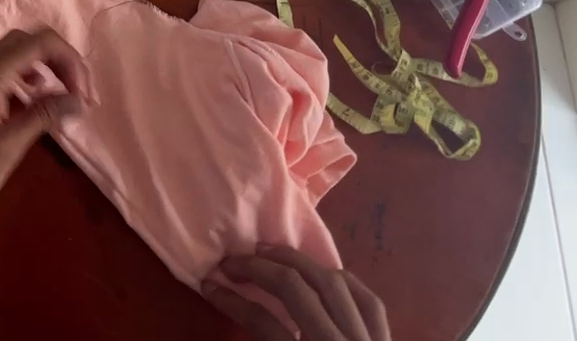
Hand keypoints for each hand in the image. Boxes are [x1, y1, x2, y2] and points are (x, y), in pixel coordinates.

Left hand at [0, 27, 96, 235]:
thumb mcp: (10, 147)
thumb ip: (44, 115)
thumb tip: (78, 100)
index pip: (39, 42)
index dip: (69, 59)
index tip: (84, 94)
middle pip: (27, 41)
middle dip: (58, 58)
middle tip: (78, 92)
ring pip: (16, 53)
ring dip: (45, 66)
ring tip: (65, 97)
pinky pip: (5, 71)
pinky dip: (28, 78)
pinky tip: (38, 102)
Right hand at [203, 246, 390, 340]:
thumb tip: (225, 311)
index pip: (264, 324)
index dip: (232, 301)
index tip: (208, 284)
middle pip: (297, 290)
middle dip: (259, 268)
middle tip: (231, 263)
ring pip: (333, 283)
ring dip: (296, 261)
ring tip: (268, 252)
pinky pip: (369, 302)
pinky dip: (342, 280)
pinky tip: (322, 274)